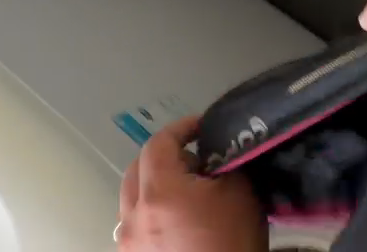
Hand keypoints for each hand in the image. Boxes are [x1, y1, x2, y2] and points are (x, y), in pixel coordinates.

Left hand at [118, 117, 265, 251]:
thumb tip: (212, 155)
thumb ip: (220, 163)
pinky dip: (152, 208)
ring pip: (132, 197)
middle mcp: (133, 216)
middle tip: (194, 154)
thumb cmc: (231, 239)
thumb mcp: (238, 188)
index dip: (181, 127)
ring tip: (188, 187)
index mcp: (159, 192)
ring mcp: (128, 242)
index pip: (158, 143)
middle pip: (135, 169)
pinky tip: (179, 216)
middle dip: (163, 154)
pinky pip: (134, 222)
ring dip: (155, 183)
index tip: (203, 127)